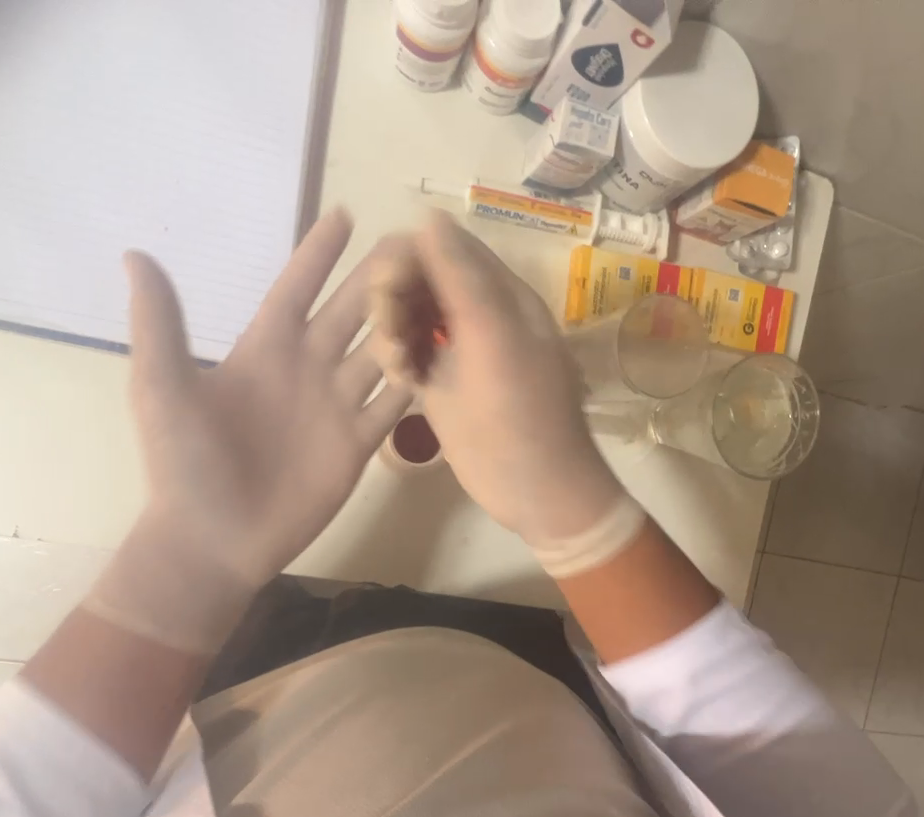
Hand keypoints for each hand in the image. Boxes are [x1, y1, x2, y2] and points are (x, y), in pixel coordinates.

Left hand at [83, 210, 411, 653]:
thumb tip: (137, 254)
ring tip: (442, 293)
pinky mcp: (357, 445)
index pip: (297, 289)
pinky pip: (393, 406)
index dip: (318, 254)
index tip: (345, 214)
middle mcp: (306, 369)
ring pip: (381, 353)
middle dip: (381, 279)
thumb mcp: (161, 388)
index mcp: (262, 349)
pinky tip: (444, 358)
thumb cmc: (184, 464)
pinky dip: (416, 382)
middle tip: (415, 245)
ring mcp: (336, 407)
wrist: (215, 538)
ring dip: (408, 323)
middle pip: (352, 313)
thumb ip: (161, 325)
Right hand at [379, 212, 641, 576]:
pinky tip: (400, 380)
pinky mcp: (442, 384)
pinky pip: (408, 351)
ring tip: (398, 366)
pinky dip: (397, 358)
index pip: (446, 247)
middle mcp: (479, 315)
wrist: (537, 492)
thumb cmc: (522, 419)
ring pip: (409, 314)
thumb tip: (429, 218)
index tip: (386, 289)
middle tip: (391, 337)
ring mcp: (459, 350)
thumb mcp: (495, 342)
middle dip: (394, 296)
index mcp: (502, 297)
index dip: (409, 257)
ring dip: (391, 329)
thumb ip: (464, 280)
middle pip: (421, 277)